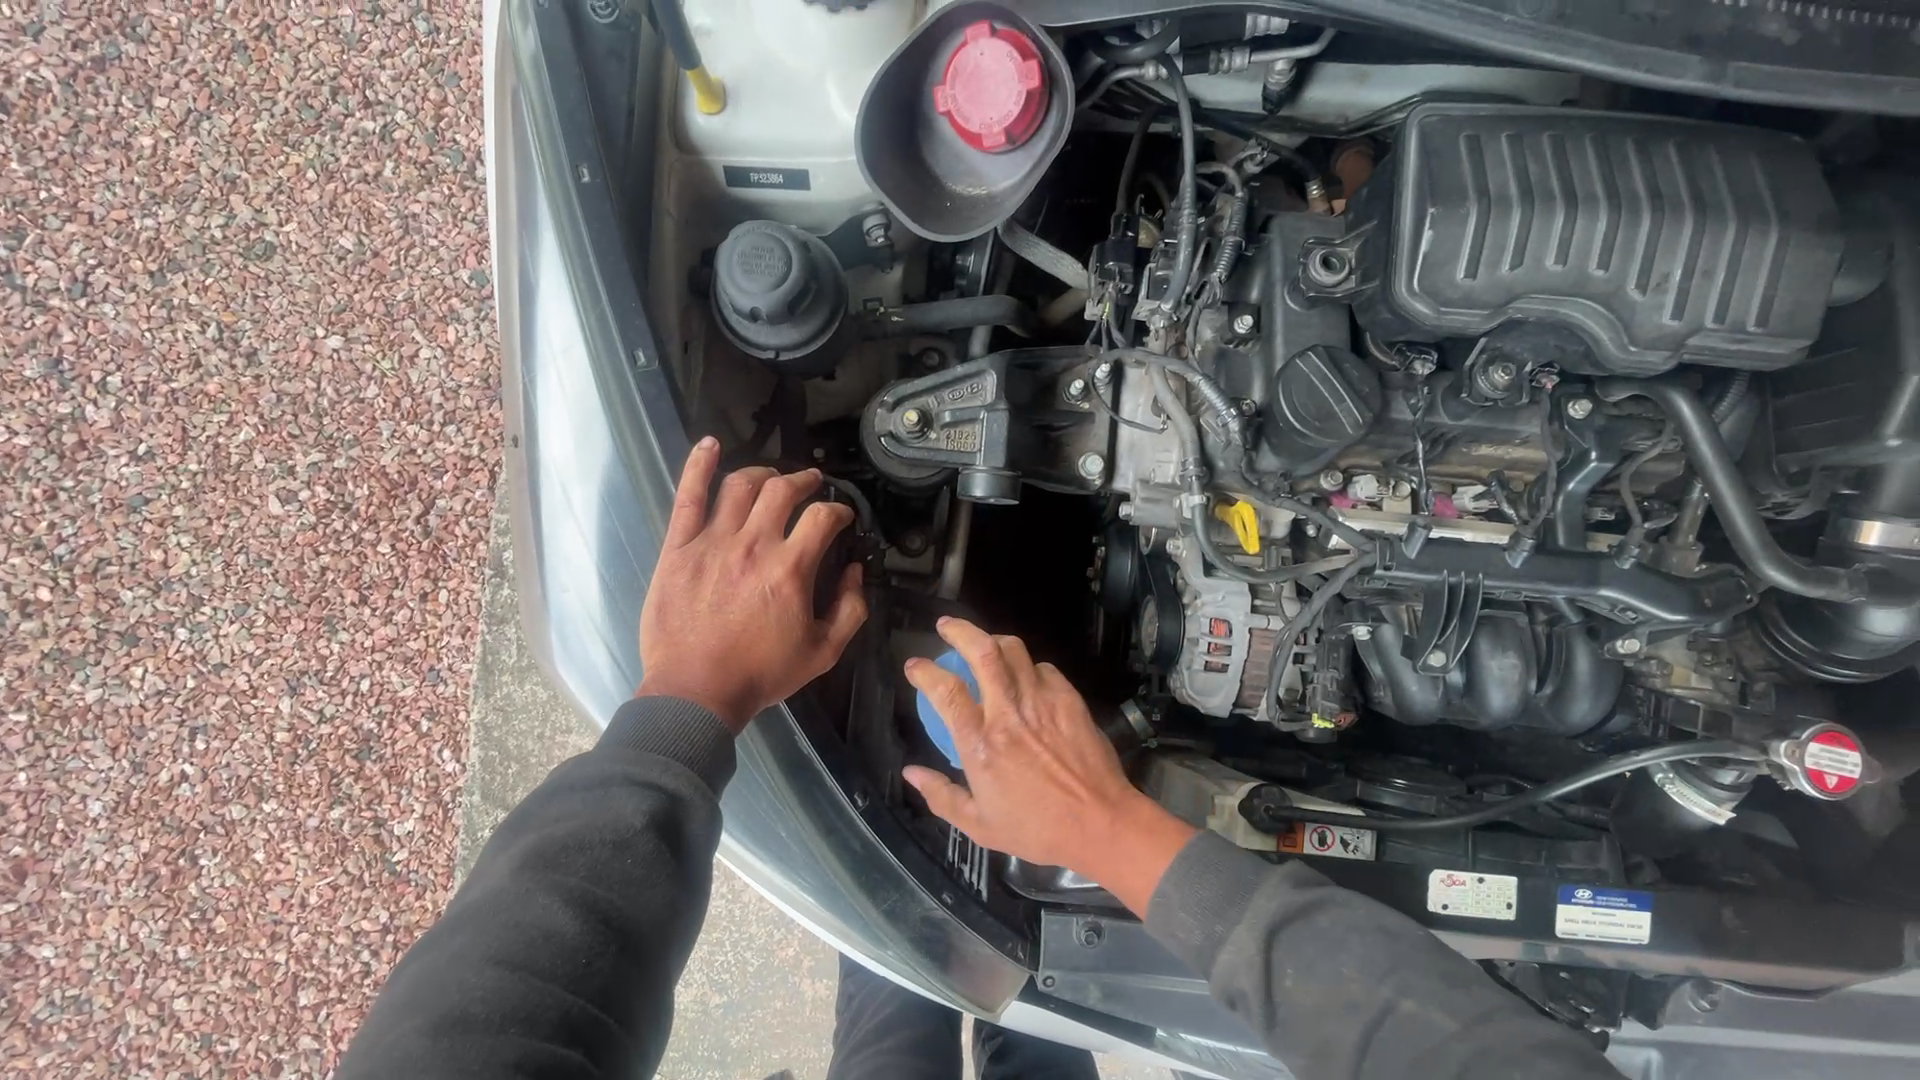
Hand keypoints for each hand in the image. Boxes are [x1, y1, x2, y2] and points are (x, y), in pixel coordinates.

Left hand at [636, 437, 866, 730]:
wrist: (696, 693)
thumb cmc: (761, 674)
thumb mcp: (823, 651)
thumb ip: (850, 609)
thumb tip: (855, 572)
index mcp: (791, 568)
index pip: (823, 517)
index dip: (839, 510)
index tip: (842, 517)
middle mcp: (754, 544)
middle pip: (783, 490)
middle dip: (805, 481)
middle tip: (812, 484)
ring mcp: (712, 542)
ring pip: (740, 485)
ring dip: (763, 473)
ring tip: (771, 477)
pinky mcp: (678, 548)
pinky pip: (688, 497)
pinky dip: (698, 466)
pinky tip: (708, 445)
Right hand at [902, 618, 1197, 915]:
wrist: (1101, 822)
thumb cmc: (1038, 829)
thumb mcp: (980, 826)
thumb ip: (941, 796)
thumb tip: (911, 772)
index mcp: (981, 743)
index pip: (946, 691)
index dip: (925, 671)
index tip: (914, 665)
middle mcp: (1009, 713)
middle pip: (982, 652)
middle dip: (959, 631)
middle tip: (946, 626)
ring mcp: (1042, 701)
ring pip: (1015, 650)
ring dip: (993, 641)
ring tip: (984, 644)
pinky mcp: (1069, 700)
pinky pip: (1044, 669)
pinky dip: (1028, 666)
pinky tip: (1025, 677)